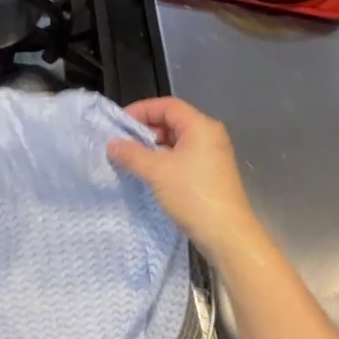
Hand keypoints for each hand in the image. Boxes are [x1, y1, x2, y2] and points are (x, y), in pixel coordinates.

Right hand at [107, 97, 263, 265]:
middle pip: (173, 122)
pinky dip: (165, 161)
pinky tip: (150, 175)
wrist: (226, 232)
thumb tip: (112, 144)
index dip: (141, 110)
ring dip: (154, 148)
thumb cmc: (193, 195)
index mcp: (200, 126)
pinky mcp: (211, 174)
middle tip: (123, 144)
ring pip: (177, 142)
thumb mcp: (157, 172)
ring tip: (132, 161)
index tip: (118, 124)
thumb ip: (132, 154)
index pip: (167, 106)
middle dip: (146, 130)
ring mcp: (212, 155)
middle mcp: (209, 135)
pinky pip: (184, 158)